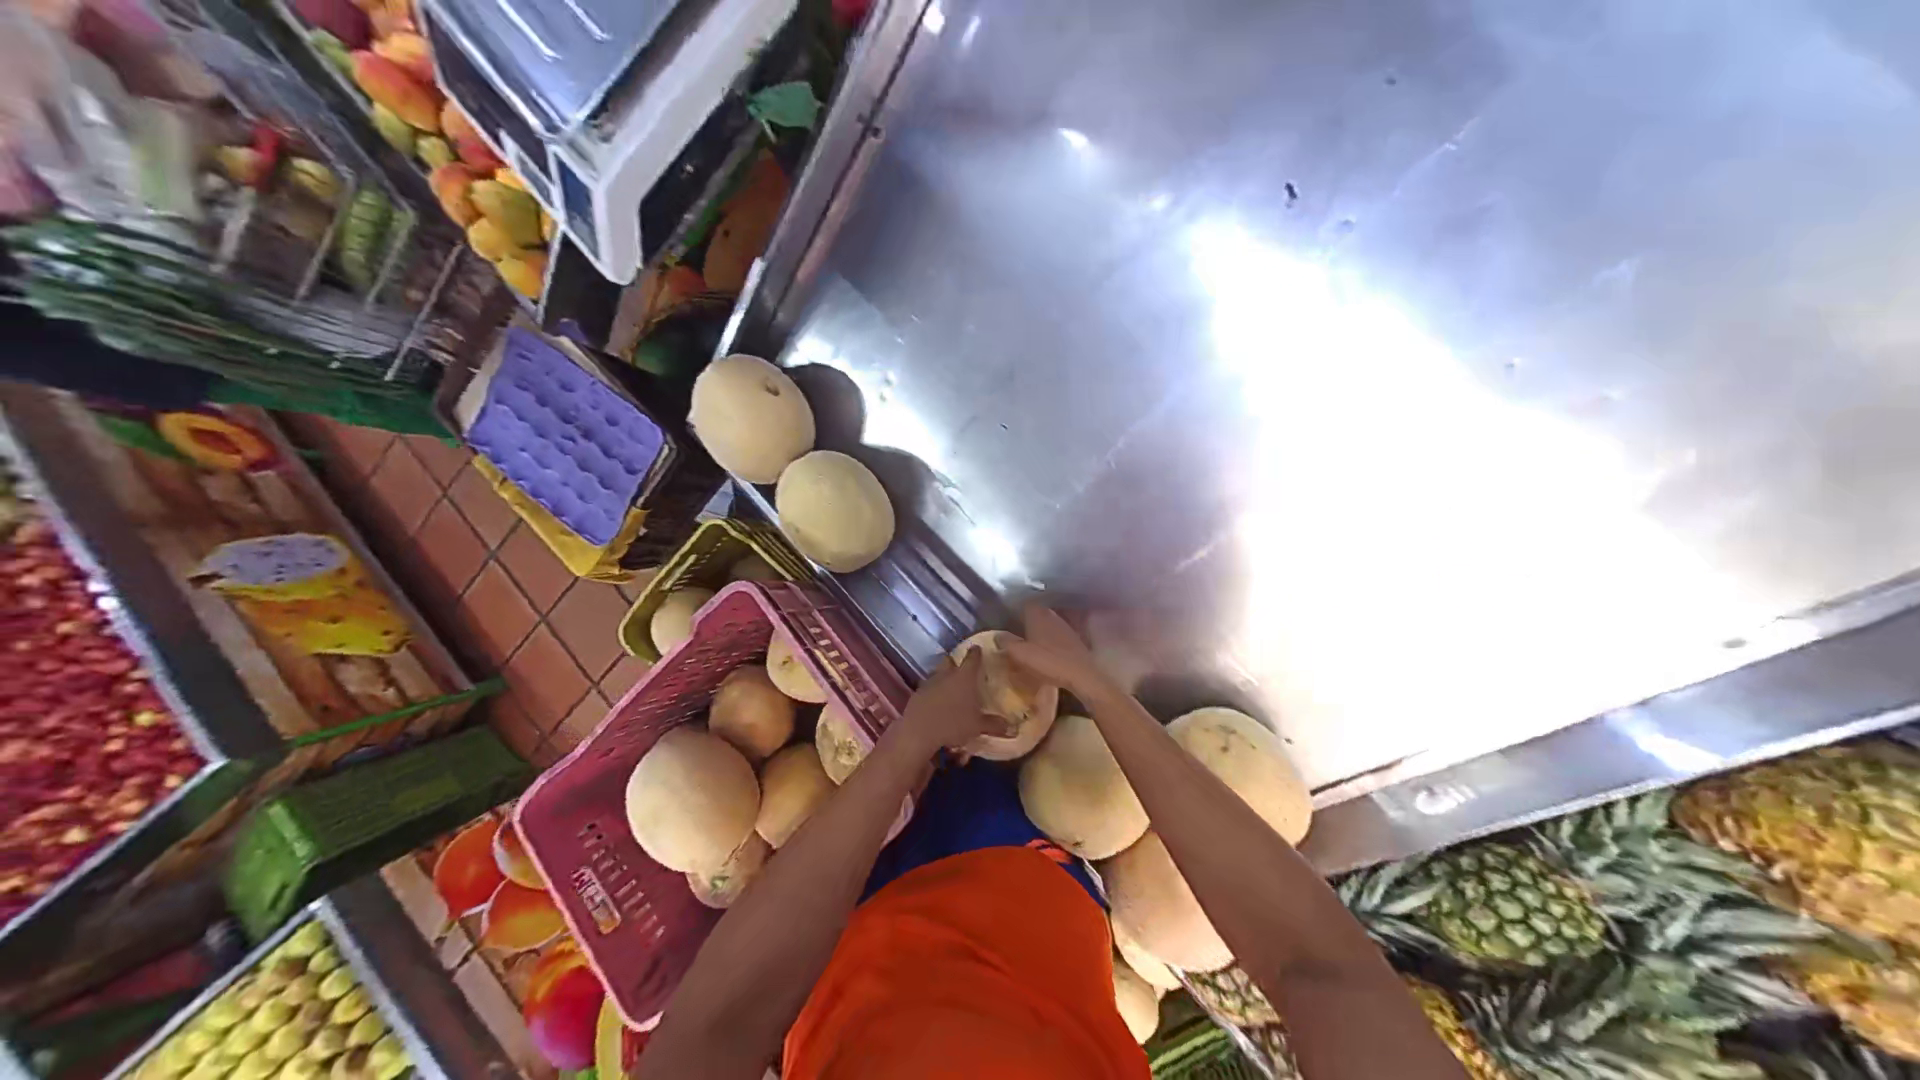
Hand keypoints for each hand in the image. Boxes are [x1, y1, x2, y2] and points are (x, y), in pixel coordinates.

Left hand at [893, 650, 1010, 756]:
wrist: (919, 730)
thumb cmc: (954, 723)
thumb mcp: (978, 726)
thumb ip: (994, 725)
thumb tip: (1013, 728)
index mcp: (964, 677)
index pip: (972, 658)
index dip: (976, 652)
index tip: (977, 648)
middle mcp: (946, 675)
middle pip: (950, 661)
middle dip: (955, 662)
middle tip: (961, 668)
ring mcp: (929, 683)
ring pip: (937, 673)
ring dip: (942, 677)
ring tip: (948, 686)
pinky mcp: (917, 693)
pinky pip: (927, 688)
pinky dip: (932, 691)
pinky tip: (935, 701)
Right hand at [1005, 605, 1117, 703]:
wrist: (1081, 674)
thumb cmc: (1047, 661)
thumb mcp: (1020, 654)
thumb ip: (1007, 642)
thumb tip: (997, 635)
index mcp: (1037, 614)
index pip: (1024, 604)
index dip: (1016, 610)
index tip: (1008, 620)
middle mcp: (1052, 615)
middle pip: (1036, 612)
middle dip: (1027, 620)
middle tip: (1017, 632)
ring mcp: (1065, 626)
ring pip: (1048, 623)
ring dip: (1040, 630)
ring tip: (1030, 642)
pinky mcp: (1074, 638)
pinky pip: (1057, 634)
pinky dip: (1050, 639)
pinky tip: (1046, 650)